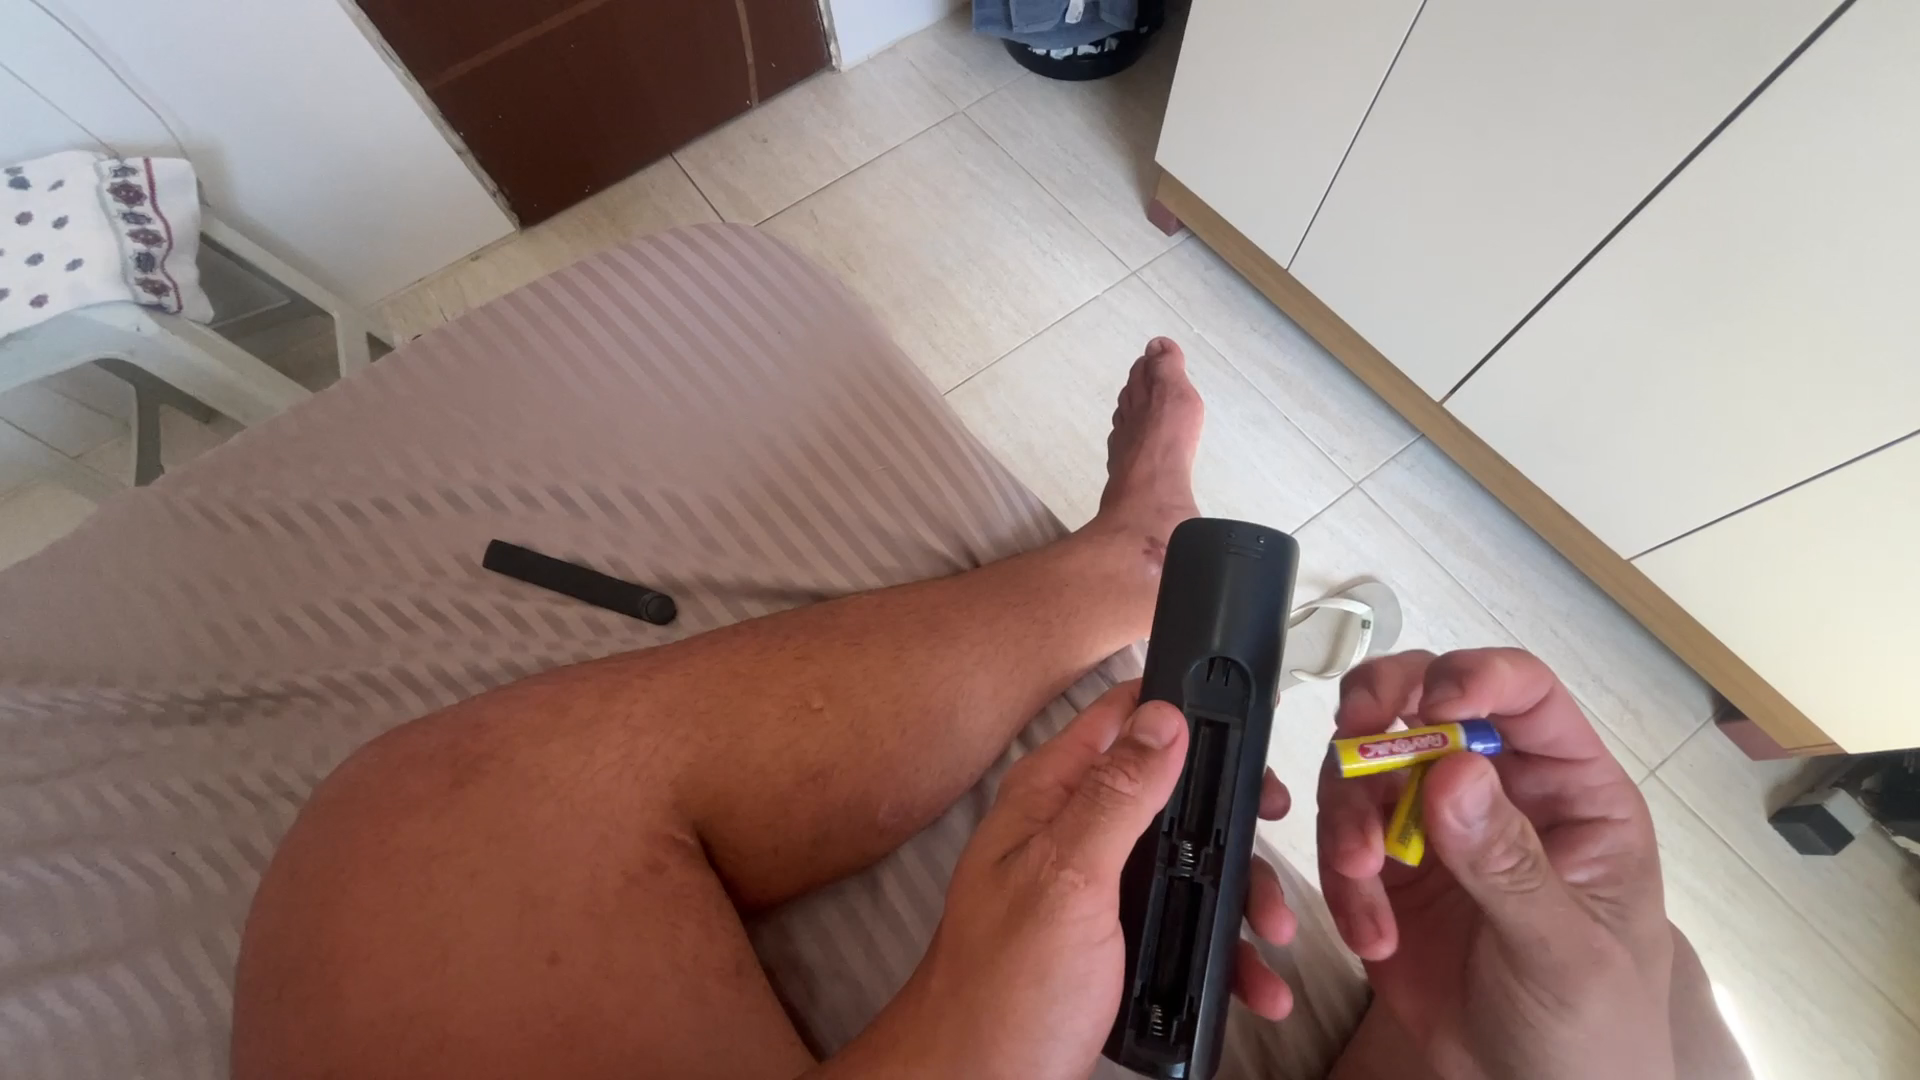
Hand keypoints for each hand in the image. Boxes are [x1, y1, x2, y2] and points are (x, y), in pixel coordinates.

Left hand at [825, 680, 1295, 1079]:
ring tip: (1270, 927)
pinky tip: (1249, 974)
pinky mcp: (1112, 932)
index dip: (1175, 705)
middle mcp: (1072, 826)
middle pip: (1165, 786)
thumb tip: (1162, 720)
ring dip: (1235, 886)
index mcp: (1051, 794)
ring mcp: (1093, 880)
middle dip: (1224, 810)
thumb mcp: (1068, 878)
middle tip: (1268, 824)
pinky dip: (1218, 941)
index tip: (1237, 718)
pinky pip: (1177, 916)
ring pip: (1182, 854)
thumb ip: (1114, 796)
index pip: (1117, 715)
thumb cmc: (1002, 988)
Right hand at [1317, 649, 1674, 1079]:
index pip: (1522, 692)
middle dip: (1376, 707)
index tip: (1429, 707)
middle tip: (1351, 734)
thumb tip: (1458, 768)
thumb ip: (1510, 863)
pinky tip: (1371, 931)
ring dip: (1349, 814)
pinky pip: (1338, 827)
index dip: (1474, 677)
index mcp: (1564, 788)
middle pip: (1419, 696)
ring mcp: (1426, 813)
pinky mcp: (1378, 851)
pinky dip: (1340, 871)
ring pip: (1361, 759)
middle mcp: (1489, 782)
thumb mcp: (1565, 953)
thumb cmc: (1588, 1029)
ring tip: (1364, 879)